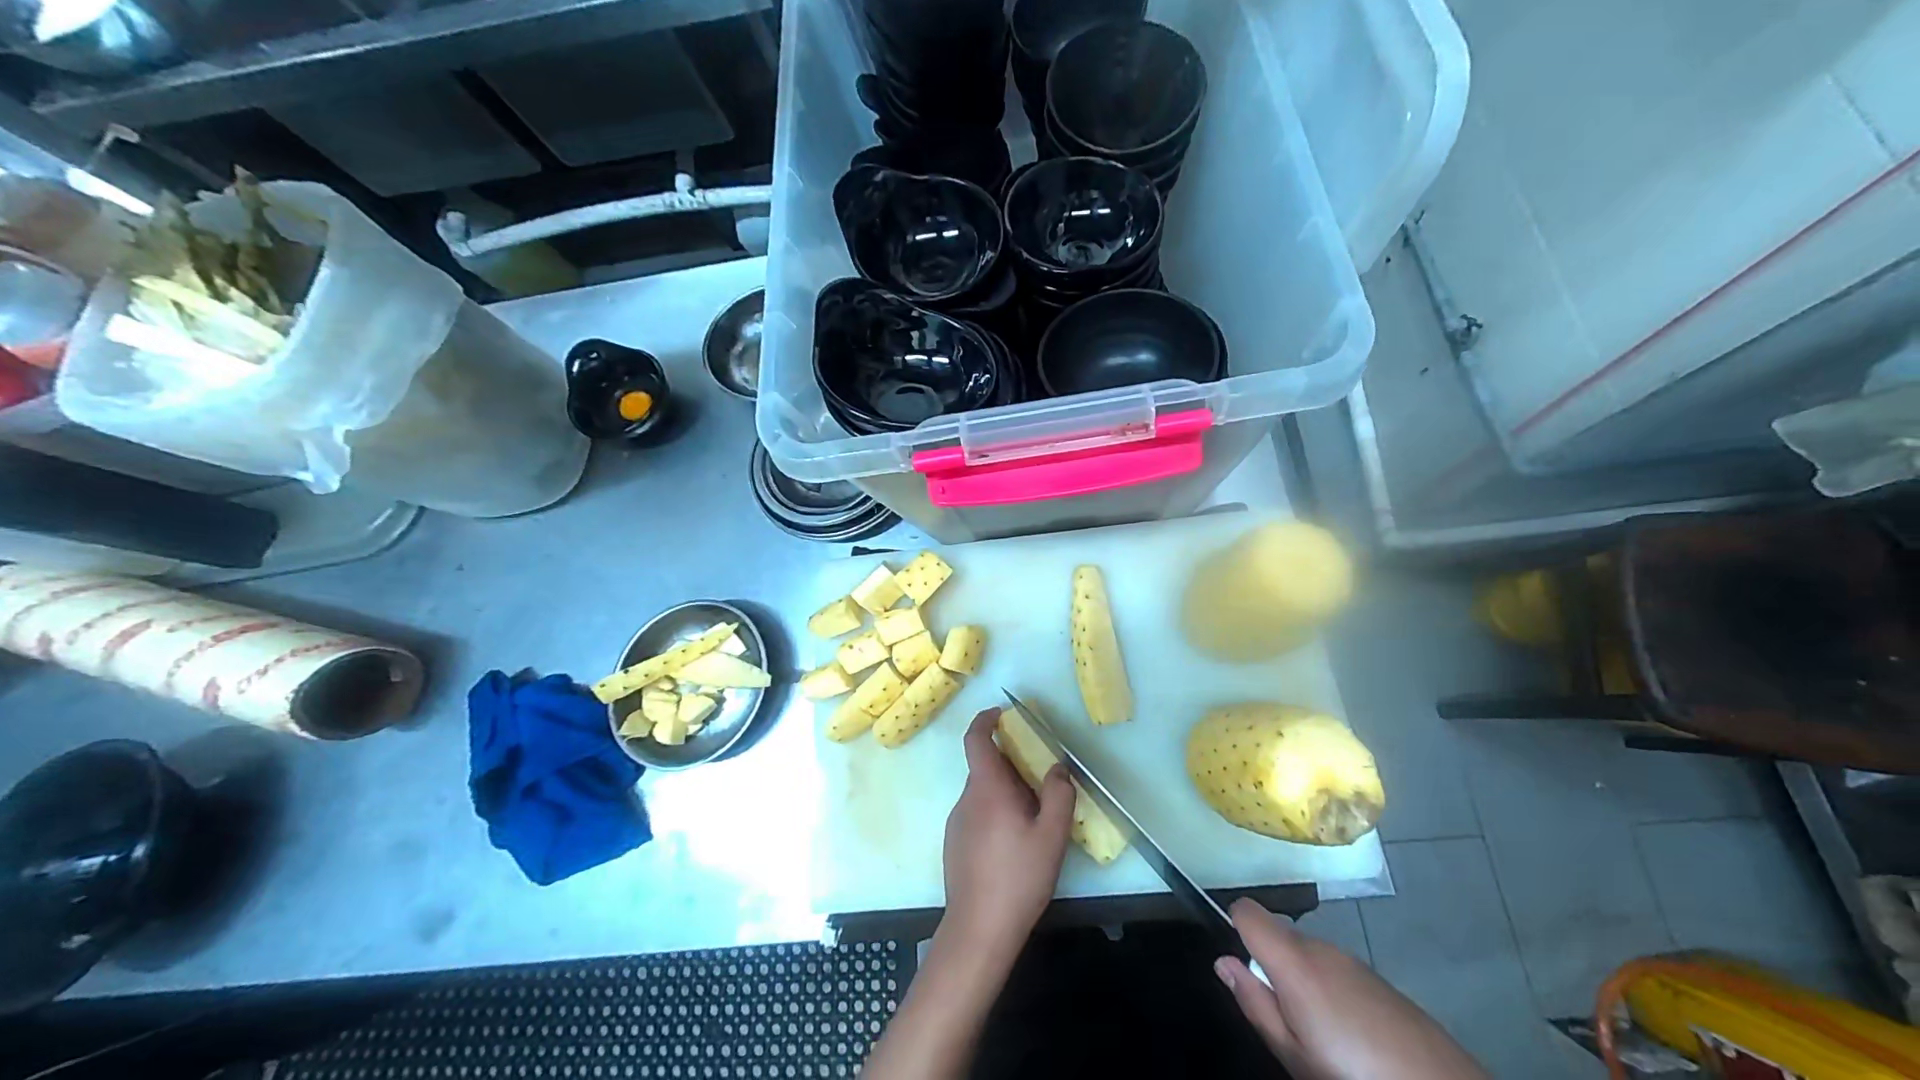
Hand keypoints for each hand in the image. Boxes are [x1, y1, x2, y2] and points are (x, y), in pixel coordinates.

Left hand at [940, 708, 1075, 958]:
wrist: (978, 928)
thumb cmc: (1018, 877)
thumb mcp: (1052, 836)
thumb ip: (1059, 795)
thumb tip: (1057, 768)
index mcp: (986, 788)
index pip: (976, 739)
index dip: (986, 720)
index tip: (1002, 713)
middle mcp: (966, 799)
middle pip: (985, 767)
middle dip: (1012, 764)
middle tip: (1042, 780)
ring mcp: (957, 822)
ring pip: (983, 793)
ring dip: (1006, 791)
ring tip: (1035, 819)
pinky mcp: (955, 843)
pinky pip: (977, 813)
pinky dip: (996, 812)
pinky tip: (1015, 844)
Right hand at [1215, 899, 1490, 1079]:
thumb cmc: (1353, 1074)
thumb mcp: (1292, 1053)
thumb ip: (1254, 1003)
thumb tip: (1224, 963)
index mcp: (1294, 960)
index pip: (1247, 910)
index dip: (1234, 928)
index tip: (1243, 968)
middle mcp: (1322, 947)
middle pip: (1278, 935)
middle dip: (1270, 965)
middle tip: (1284, 1018)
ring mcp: (1354, 961)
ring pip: (1307, 954)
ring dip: (1301, 980)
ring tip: (1319, 1034)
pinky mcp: (1378, 978)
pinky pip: (1336, 970)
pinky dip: (1330, 990)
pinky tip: (1350, 1035)